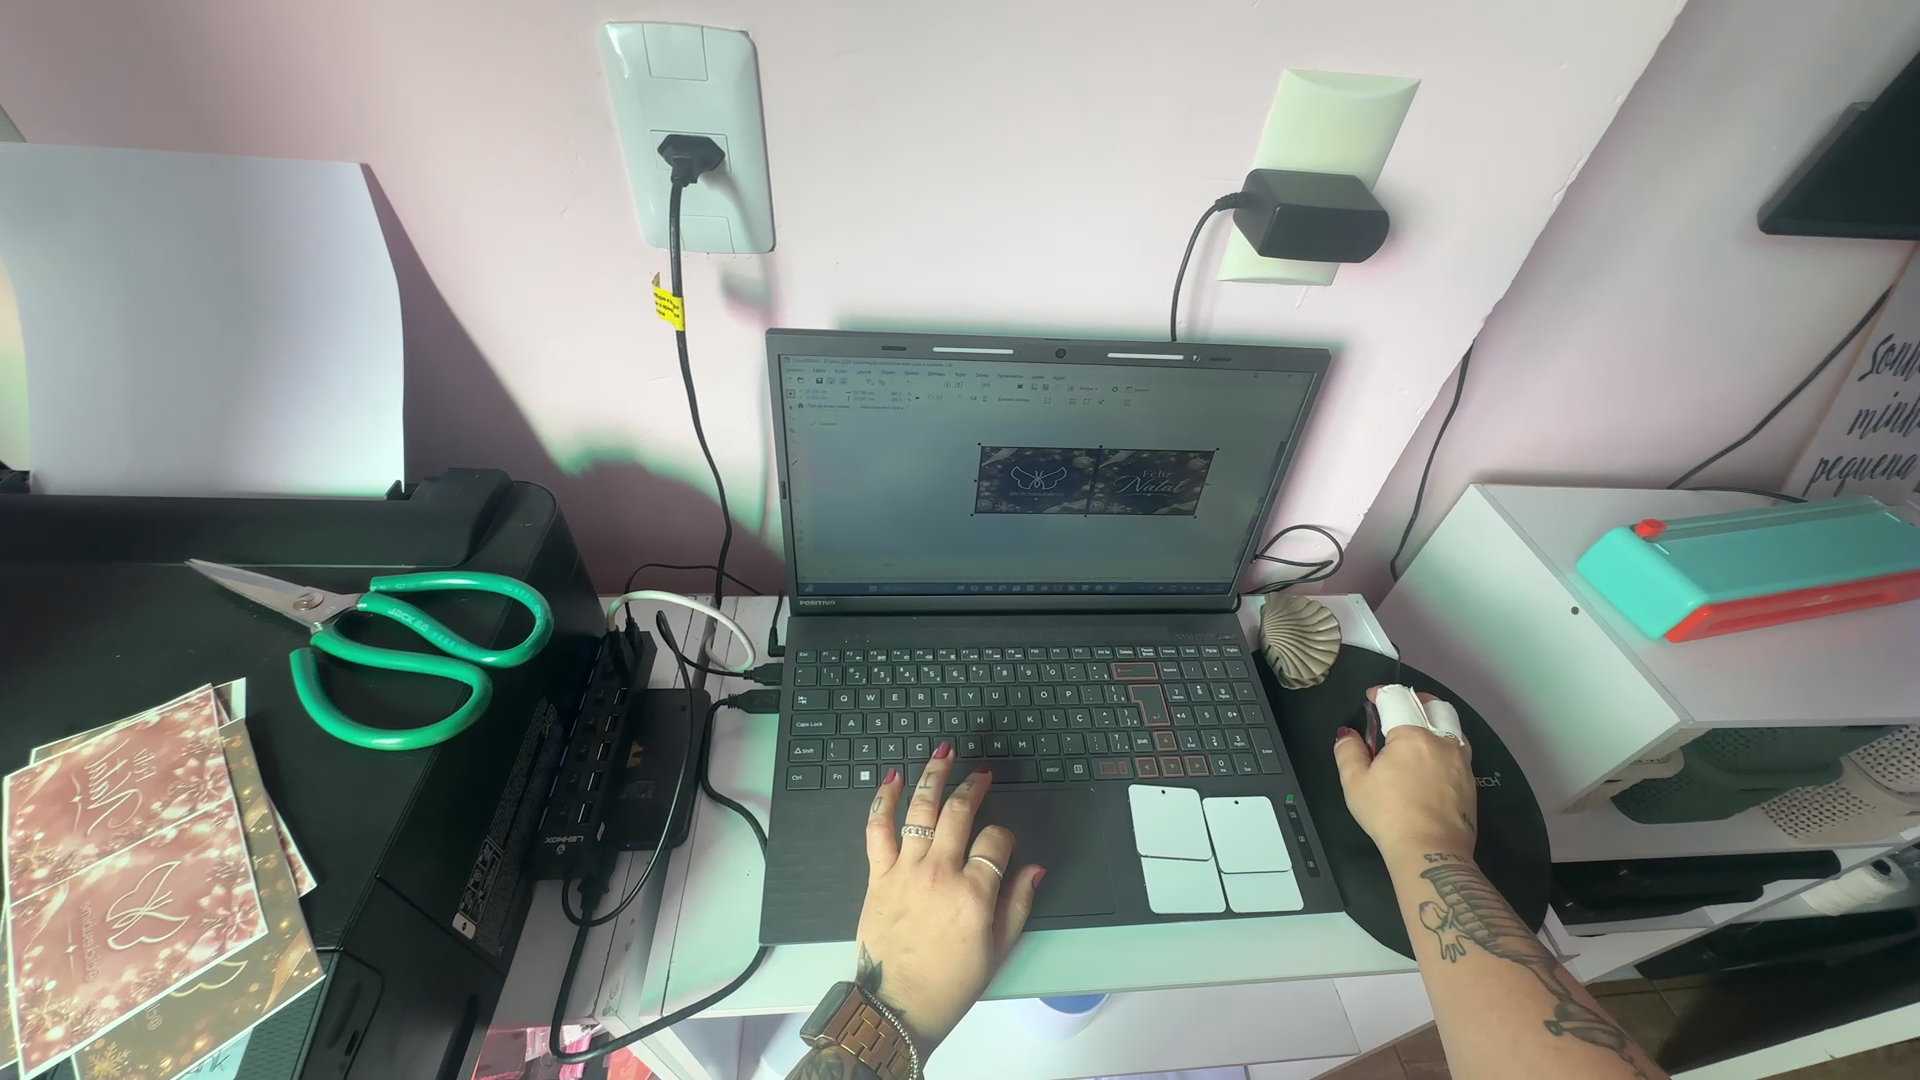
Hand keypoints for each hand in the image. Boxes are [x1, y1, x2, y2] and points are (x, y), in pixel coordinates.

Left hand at [857, 743, 1044, 1052]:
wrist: (898, 1006)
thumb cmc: (949, 982)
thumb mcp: (998, 949)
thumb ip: (1019, 903)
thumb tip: (1035, 868)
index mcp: (974, 894)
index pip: (996, 841)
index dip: (1005, 835)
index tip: (1003, 840)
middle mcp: (940, 874)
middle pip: (959, 812)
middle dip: (973, 786)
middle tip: (981, 773)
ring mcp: (906, 870)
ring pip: (921, 809)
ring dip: (934, 775)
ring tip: (944, 753)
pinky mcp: (879, 874)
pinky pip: (878, 828)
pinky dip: (884, 799)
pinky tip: (894, 777)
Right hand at [1333, 687, 1477, 862]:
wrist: (1431, 852)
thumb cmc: (1390, 815)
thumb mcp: (1354, 781)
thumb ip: (1347, 750)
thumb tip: (1347, 735)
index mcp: (1412, 735)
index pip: (1396, 698)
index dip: (1379, 693)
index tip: (1370, 697)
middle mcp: (1442, 742)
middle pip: (1433, 704)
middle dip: (1412, 698)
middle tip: (1395, 705)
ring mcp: (1462, 762)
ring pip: (1451, 725)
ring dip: (1432, 719)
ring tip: (1413, 730)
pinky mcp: (1470, 781)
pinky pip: (1458, 748)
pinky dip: (1442, 741)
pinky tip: (1427, 757)